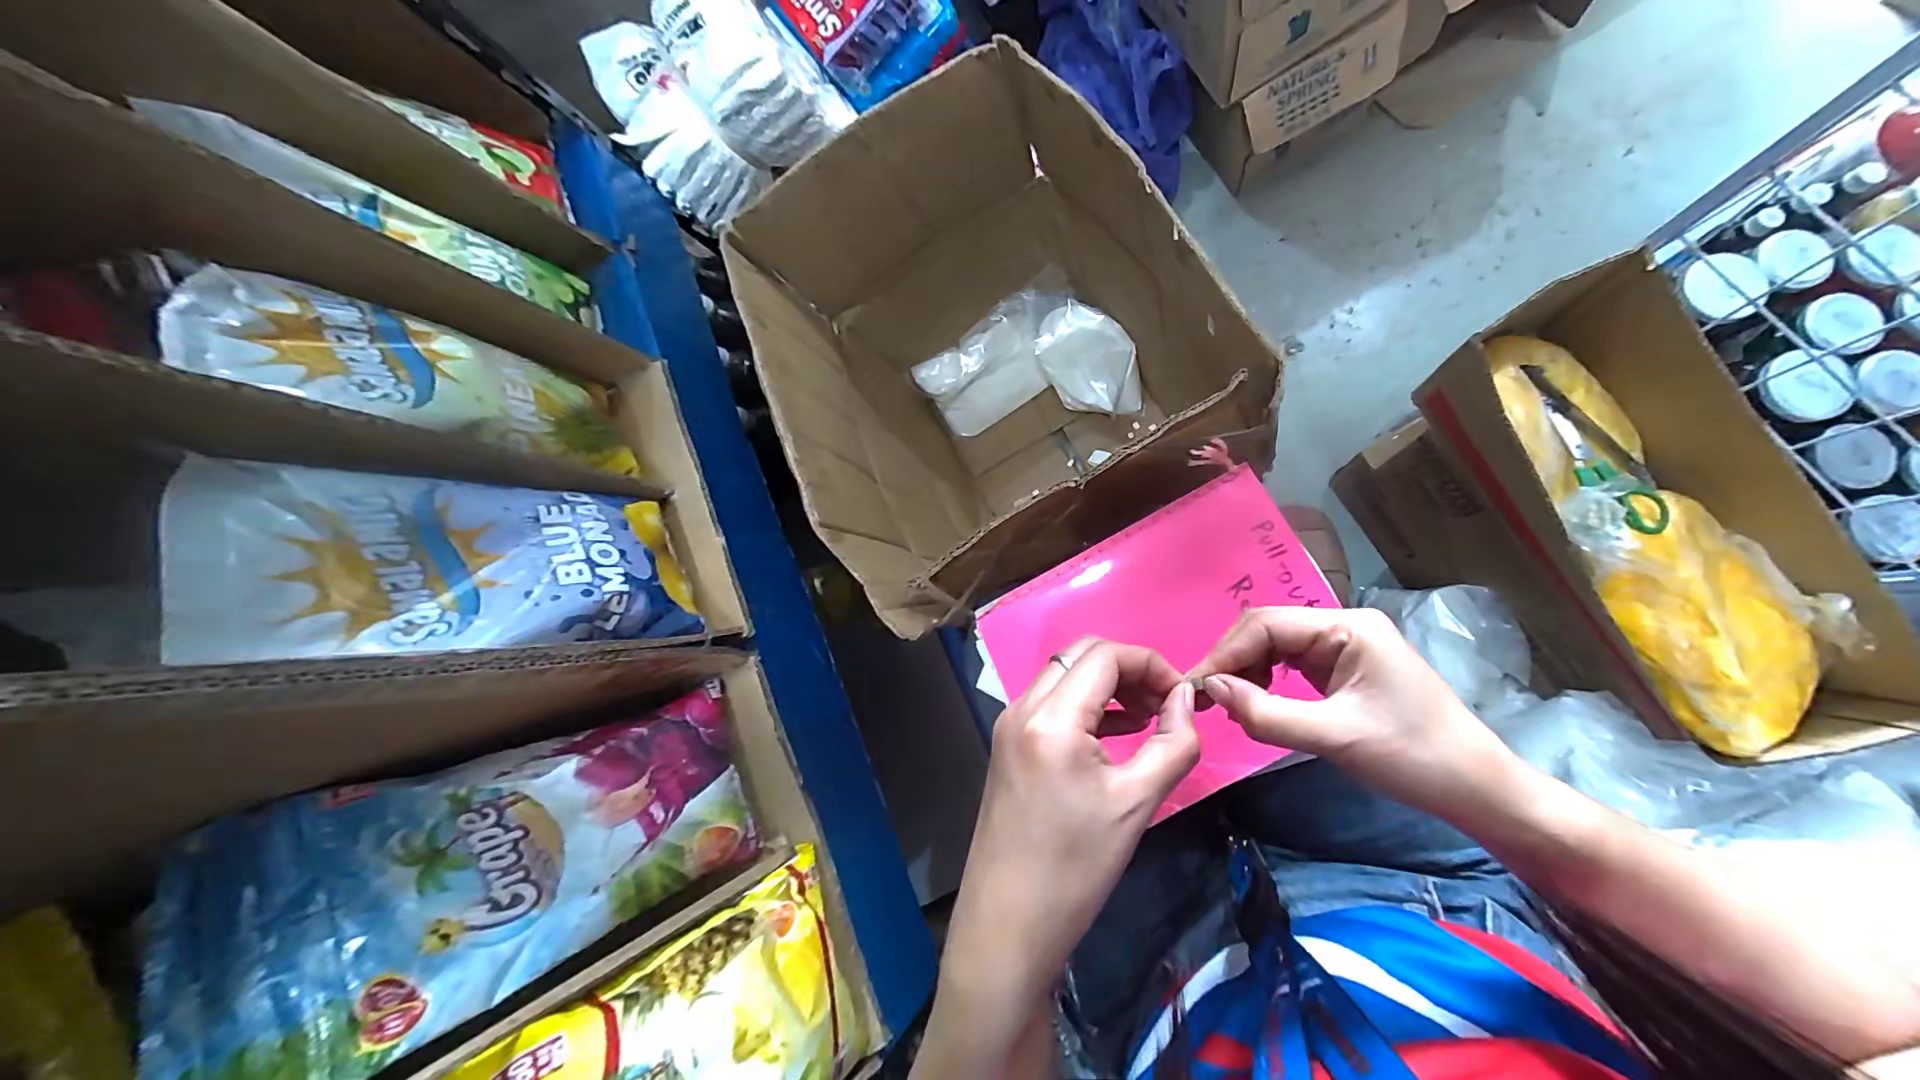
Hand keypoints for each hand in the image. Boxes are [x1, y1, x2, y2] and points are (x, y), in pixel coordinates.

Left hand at [944, 638, 1200, 1006]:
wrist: (1009, 921)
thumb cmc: (1076, 868)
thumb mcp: (1137, 804)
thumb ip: (1172, 742)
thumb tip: (1185, 698)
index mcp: (1050, 717)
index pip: (1103, 654)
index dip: (1150, 663)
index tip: (1183, 695)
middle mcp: (1022, 708)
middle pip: (1080, 656)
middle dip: (1129, 669)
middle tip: (1165, 705)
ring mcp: (1010, 725)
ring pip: (1064, 677)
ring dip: (1107, 686)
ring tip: (1148, 719)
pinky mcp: (1009, 745)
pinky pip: (1051, 704)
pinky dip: (1086, 706)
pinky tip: (1116, 734)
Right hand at [1187, 606, 1527, 826]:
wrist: (1482, 793)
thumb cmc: (1415, 759)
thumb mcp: (1335, 737)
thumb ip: (1265, 713)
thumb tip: (1208, 690)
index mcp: (1348, 628)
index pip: (1266, 625)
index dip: (1224, 654)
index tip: (1194, 689)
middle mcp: (1343, 627)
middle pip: (1267, 631)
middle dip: (1232, 662)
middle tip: (1204, 700)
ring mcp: (1345, 648)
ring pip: (1275, 647)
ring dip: (1246, 672)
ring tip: (1228, 704)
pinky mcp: (1344, 670)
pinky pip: (1290, 666)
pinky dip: (1265, 682)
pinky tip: (1257, 703)